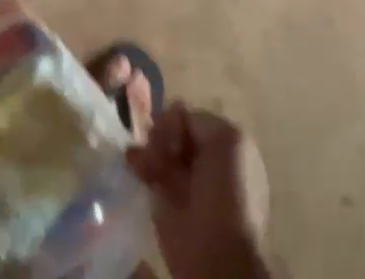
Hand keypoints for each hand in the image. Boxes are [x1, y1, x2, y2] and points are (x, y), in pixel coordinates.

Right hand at [128, 105, 270, 278]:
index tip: (173, 137)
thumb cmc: (227, 191)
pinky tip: (138, 170)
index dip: (176, 122)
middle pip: (167, 128)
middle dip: (159, 135)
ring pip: (152, 144)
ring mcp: (179, 176)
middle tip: (158, 150)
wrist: (213, 247)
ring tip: (145, 165)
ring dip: (147, 149)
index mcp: (224, 146)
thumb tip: (169, 116)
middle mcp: (202, 158)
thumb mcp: (228, 139)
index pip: (188, 116)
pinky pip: (141, 165)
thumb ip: (198, 119)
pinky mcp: (158, 193)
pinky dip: (136, 163)